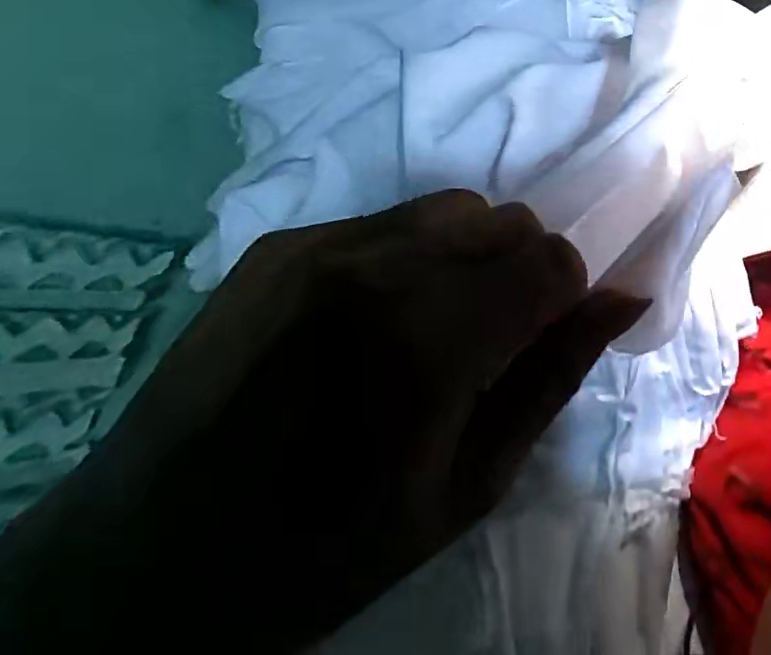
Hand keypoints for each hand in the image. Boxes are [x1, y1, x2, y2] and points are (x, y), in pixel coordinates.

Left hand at [0, 190, 644, 653]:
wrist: (145, 564)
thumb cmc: (329, 547)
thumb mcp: (468, 485)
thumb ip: (554, 376)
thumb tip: (625, 297)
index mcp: (431, 341)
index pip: (551, 260)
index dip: (564, 294)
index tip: (542, 333)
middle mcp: (378, 270)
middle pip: (508, 220)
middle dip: (522, 269)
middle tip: (491, 333)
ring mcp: (320, 247)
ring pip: (453, 206)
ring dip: (470, 251)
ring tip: (434, 316)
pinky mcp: (280, 243)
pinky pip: (387, 219)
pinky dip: (410, 251)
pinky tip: (370, 313)